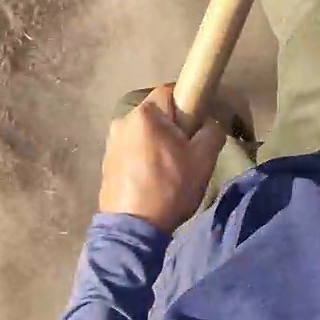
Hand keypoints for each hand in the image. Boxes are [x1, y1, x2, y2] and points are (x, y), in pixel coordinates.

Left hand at [98, 85, 226, 233]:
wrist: (133, 228)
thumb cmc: (170, 187)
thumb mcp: (203, 159)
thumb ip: (212, 131)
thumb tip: (210, 124)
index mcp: (145, 113)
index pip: (171, 91)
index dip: (188, 102)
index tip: (198, 123)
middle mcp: (123, 121)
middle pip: (156, 114)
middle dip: (172, 127)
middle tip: (187, 152)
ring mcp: (111, 142)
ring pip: (143, 133)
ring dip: (157, 144)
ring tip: (169, 170)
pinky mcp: (106, 163)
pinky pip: (131, 151)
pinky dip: (143, 159)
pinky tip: (152, 180)